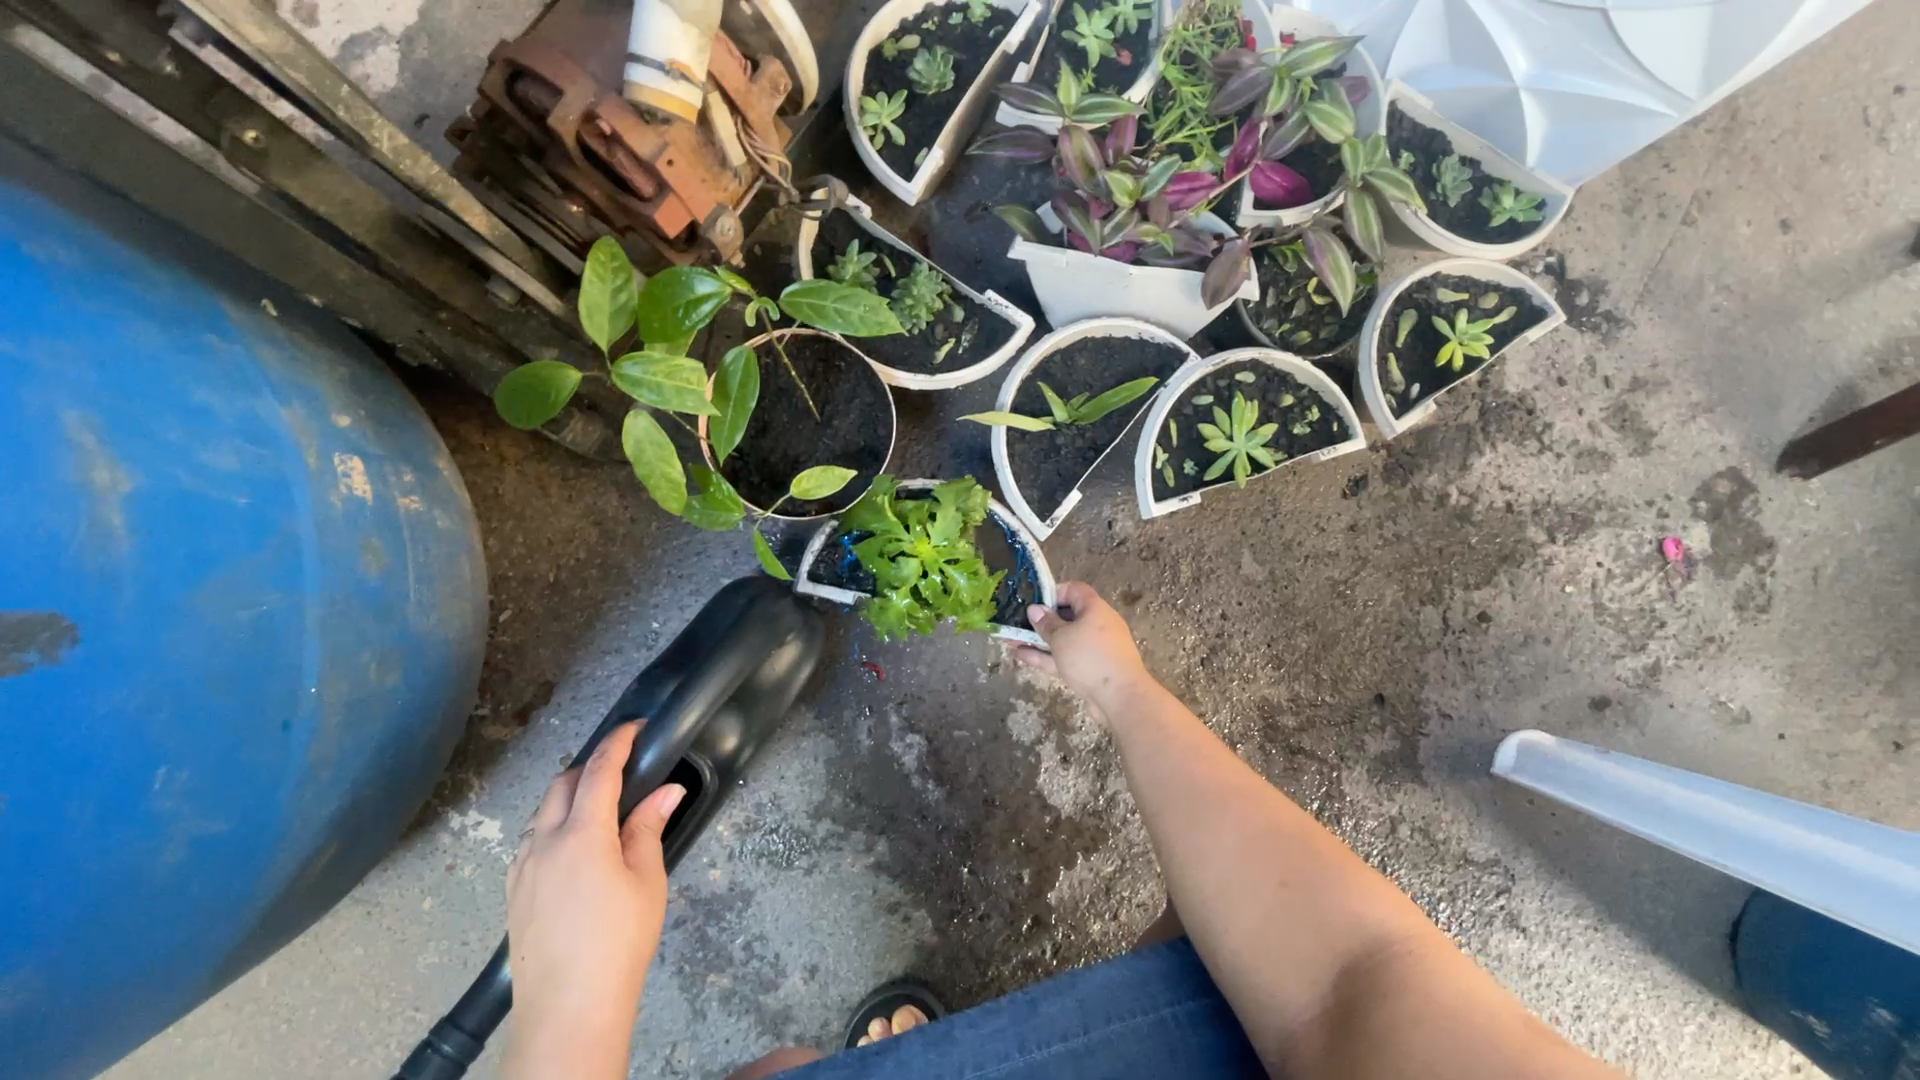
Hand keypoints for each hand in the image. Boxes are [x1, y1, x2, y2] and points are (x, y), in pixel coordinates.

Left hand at [502, 722, 684, 1079]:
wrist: (568, 1006)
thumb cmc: (619, 940)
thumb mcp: (646, 880)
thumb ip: (649, 828)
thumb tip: (668, 790)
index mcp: (582, 833)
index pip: (599, 770)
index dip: (617, 742)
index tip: (635, 727)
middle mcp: (543, 841)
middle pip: (561, 783)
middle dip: (590, 765)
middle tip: (621, 767)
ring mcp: (521, 868)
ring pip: (541, 812)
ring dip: (568, 796)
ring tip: (599, 806)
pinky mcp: (512, 892)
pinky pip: (529, 840)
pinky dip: (552, 825)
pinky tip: (571, 847)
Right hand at [1010, 581, 1152, 722]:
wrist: (1120, 697)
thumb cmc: (1090, 657)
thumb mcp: (1062, 637)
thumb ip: (1046, 623)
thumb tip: (1035, 609)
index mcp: (1094, 609)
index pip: (1074, 590)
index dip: (1053, 592)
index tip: (1033, 602)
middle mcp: (1096, 625)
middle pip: (1066, 617)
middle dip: (1041, 620)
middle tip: (1017, 622)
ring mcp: (1092, 649)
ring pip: (1062, 640)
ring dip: (1038, 640)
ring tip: (1011, 640)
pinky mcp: (1088, 669)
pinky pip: (1064, 658)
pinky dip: (1045, 656)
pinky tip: (1021, 656)